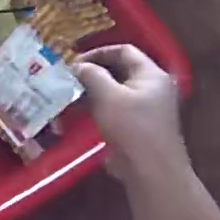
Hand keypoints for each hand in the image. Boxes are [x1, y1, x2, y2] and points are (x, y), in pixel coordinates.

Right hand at [70, 44, 187, 182]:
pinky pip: (115, 107)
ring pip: (115, 90)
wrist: (150, 169)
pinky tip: (78, 113)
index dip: (97, 52)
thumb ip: (92, 75)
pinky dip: (97, 106)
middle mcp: (151, 87)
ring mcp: (146, 107)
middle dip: (92, 72)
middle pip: (119, 70)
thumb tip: (78, 66)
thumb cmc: (131, 127)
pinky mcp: (137, 124)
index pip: (124, 50)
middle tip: (68, 78)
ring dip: (91, 91)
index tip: (74, 62)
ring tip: (68, 96)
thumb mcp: (107, 96)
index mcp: (151, 74)